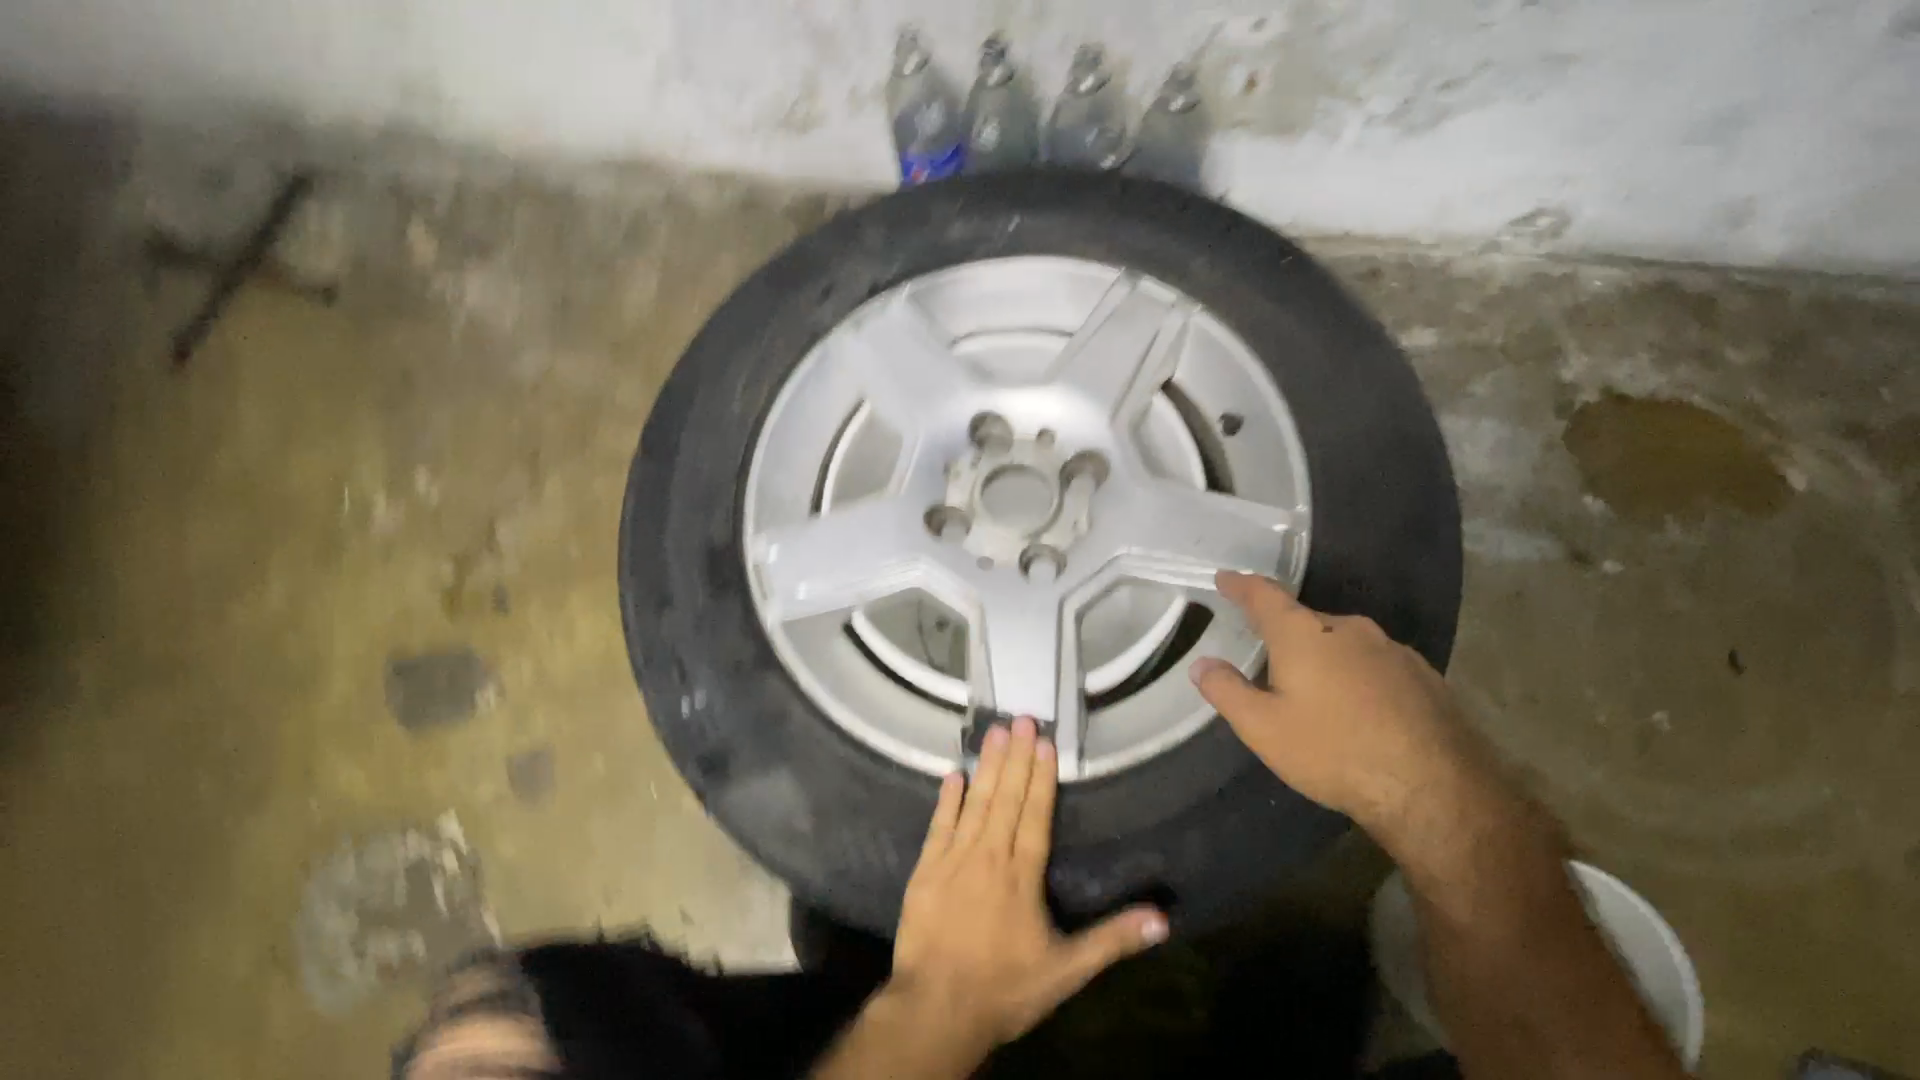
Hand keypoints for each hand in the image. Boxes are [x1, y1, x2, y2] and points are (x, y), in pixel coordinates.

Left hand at [885, 716, 1168, 1052]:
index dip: (1041, 778)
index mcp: (1022, 875)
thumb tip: (1164, 919)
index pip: (1035, 815)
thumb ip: (1113, 939)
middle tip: (1019, 718)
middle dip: (1016, 758)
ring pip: (974, 805)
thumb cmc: (1005, 988)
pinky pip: (938, 827)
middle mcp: (988, 857)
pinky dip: (946, 801)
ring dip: (987, 768)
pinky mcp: (925, 872)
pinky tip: (953, 775)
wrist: (936, 1009)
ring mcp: (953, 861)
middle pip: (1005, 799)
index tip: (1044, 742)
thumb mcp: (1067, 970)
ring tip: (994, 733)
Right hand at [1190, 570, 1515, 833]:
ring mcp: (1392, 649)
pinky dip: (1357, 676)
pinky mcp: (1422, 675)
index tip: (1226, 578)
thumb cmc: (1334, 751)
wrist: (1435, 786)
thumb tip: (1202, 664)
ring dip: (1324, 657)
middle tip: (1268, 658)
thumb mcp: (1263, 729)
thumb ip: (1227, 691)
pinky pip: (1375, 664)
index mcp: (1304, 634)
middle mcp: (1349, 628)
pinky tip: (1359, 709)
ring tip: (1314, 691)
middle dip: (1284, 633)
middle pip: (1306, 620)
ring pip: (1344, 643)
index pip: (1264, 595)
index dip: (1241, 585)